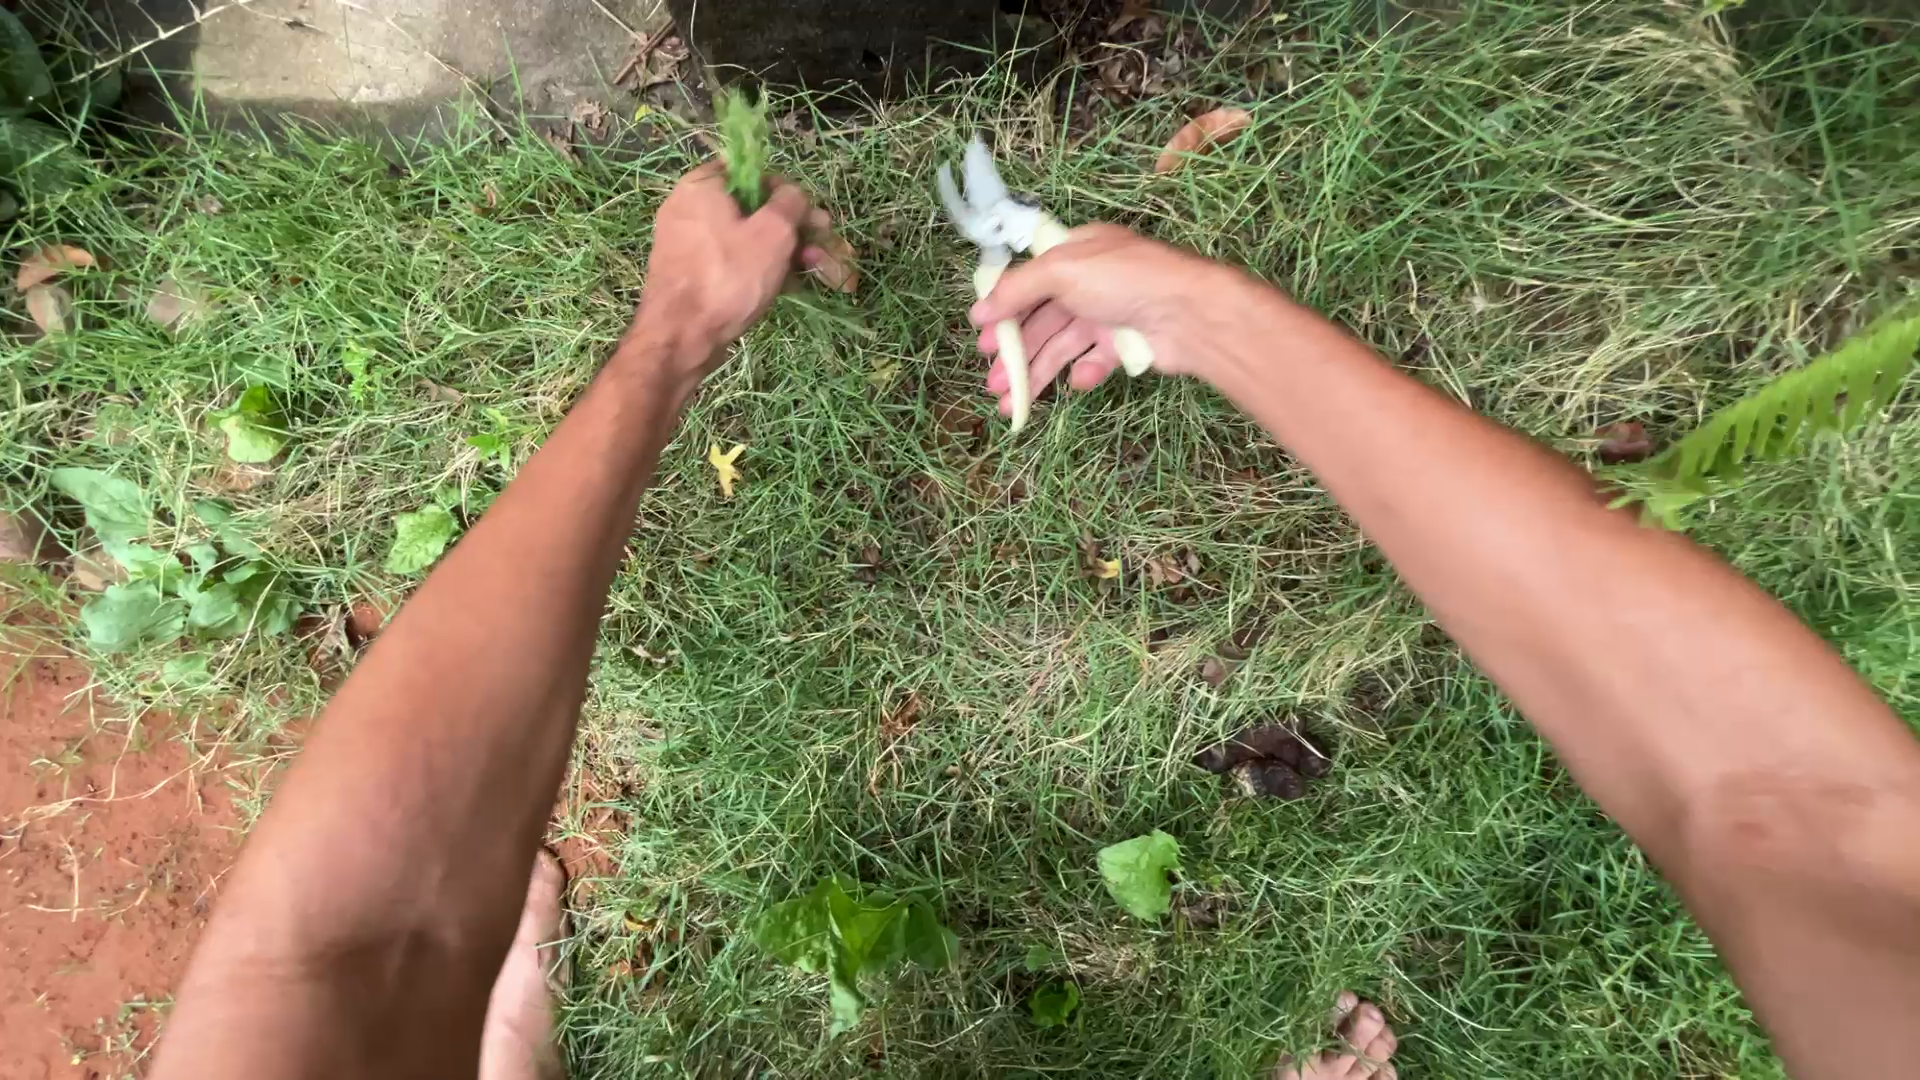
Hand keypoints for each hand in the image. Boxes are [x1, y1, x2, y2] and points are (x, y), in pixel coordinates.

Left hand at [626, 161, 826, 383]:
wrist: (682, 335)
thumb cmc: (729, 277)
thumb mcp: (773, 233)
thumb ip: (790, 203)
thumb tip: (794, 194)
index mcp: (704, 184)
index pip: (753, 173)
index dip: (788, 195)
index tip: (812, 222)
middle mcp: (689, 206)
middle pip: (751, 209)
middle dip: (790, 231)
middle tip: (817, 255)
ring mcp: (686, 242)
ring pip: (743, 239)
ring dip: (779, 254)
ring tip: (806, 276)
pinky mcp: (688, 273)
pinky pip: (729, 261)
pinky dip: (755, 270)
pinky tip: (779, 289)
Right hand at [969, 225, 1268, 415]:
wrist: (1188, 314)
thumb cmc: (1124, 280)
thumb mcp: (1062, 271)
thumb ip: (1018, 289)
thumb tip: (980, 311)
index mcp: (1075, 254)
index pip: (1029, 282)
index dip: (1004, 310)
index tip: (982, 338)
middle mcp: (1089, 282)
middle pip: (1042, 321)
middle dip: (1016, 353)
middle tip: (993, 382)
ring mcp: (1107, 315)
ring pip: (1062, 347)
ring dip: (1036, 373)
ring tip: (1012, 402)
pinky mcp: (1124, 345)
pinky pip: (1094, 361)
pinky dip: (1083, 373)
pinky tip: (1077, 381)